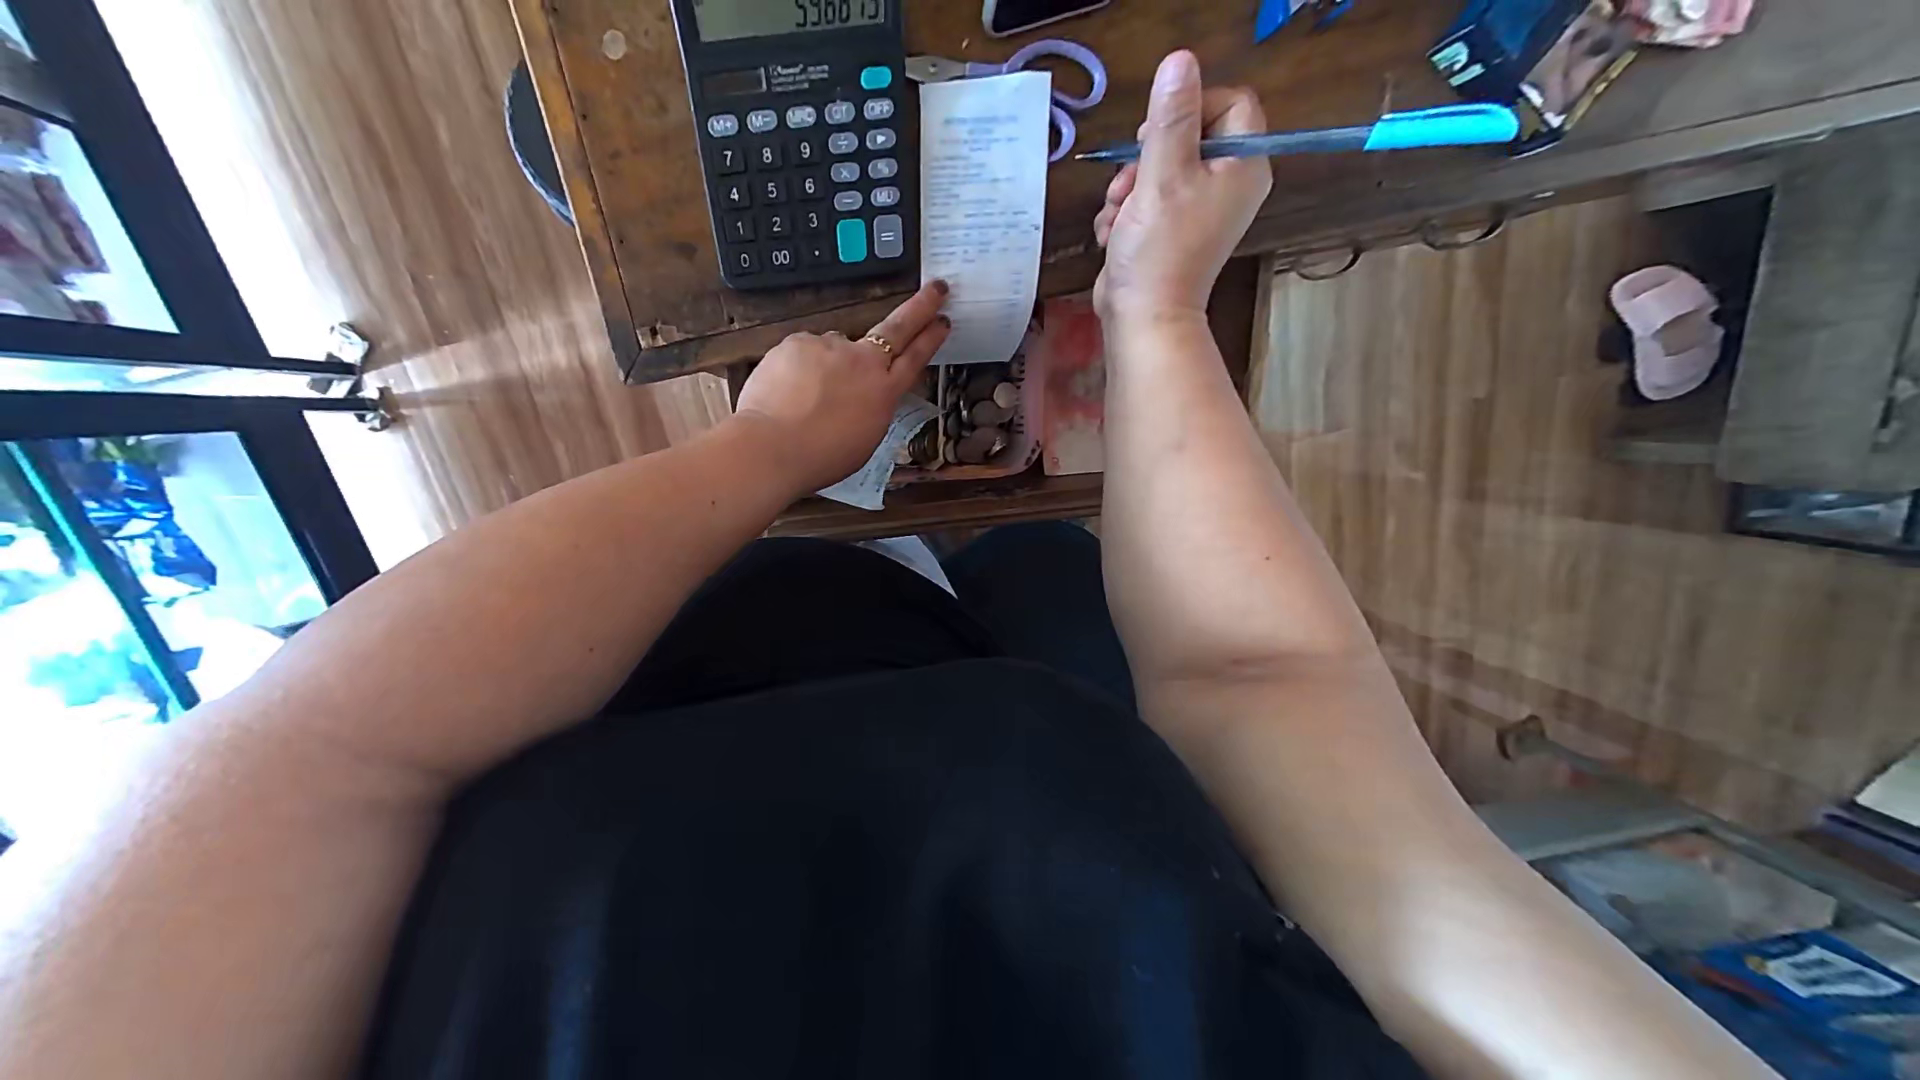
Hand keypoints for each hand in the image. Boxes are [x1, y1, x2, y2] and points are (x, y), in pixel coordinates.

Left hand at [732, 280, 951, 493]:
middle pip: (898, 327)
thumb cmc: (821, 456)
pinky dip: (797, 369)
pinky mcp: (798, 342)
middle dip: (921, 306)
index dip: (931, 337)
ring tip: (806, 398)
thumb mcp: (864, 439)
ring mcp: (830, 347)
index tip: (942, 320)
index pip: (916, 357)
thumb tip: (863, 392)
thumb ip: (870, 407)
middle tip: (935, 288)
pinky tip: (787, 392)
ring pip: (834, 348)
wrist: (774, 447)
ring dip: (826, 366)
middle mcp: (863, 363)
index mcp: (884, 392)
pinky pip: (802, 352)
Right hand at [1093, 51, 1271, 323]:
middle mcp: (1228, 184)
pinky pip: (1148, 200)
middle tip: (1128, 182)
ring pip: (1159, 168)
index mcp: (1243, 166)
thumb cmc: (1158, 249)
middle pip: (1188, 135)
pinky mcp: (1172, 230)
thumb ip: (1171, 118)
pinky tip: (1115, 234)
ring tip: (1118, 216)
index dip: (1190, 108)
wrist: (1143, 317)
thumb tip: (1180, 62)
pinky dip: (1126, 213)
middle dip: (1147, 157)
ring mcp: (1199, 210)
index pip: (1230, 102)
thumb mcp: (1163, 176)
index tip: (1156, 133)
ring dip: (1128, 188)